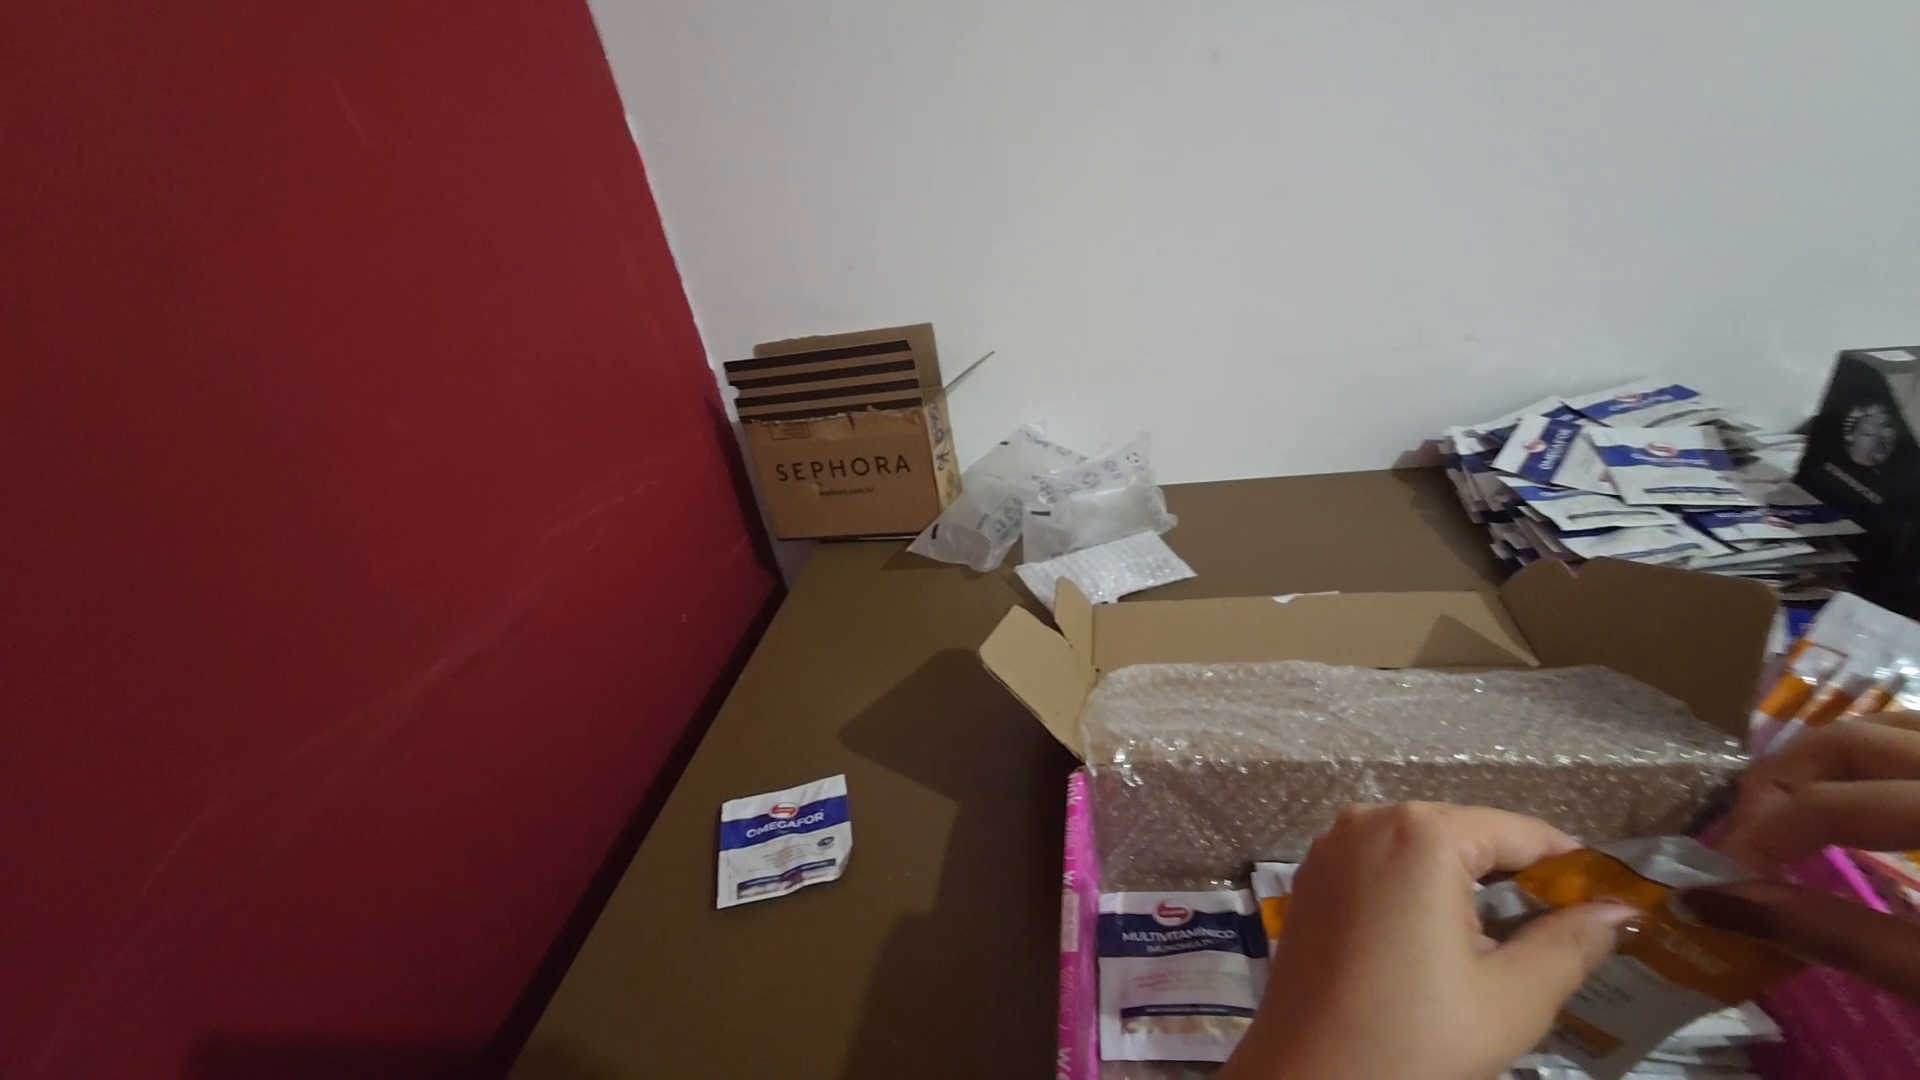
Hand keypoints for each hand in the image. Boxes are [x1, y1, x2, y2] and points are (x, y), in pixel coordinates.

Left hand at [1219, 803, 1634, 1079]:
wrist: (1311, 1071)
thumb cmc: (1418, 1035)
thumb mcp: (1513, 995)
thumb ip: (1570, 942)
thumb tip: (1620, 910)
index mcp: (1419, 833)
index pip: (1516, 830)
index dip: (1569, 864)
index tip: (1611, 901)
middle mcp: (1368, 819)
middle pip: (1463, 830)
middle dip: (1514, 870)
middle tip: (1564, 925)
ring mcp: (1331, 843)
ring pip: (1418, 842)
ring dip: (1464, 876)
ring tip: (1508, 932)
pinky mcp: (1311, 871)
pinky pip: (1378, 859)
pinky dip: (1414, 881)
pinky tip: (1439, 929)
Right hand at [1691, 714, 1919, 1003]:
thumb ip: (1836, 936)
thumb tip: (1700, 904)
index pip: (1831, 803)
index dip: (1763, 838)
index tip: (1722, 882)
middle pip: (1852, 740)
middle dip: (1782, 783)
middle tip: (1752, 839)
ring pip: (1899, 726)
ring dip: (1837, 762)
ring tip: (1804, 813)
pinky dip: (1890, 761)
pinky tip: (1877, 807)